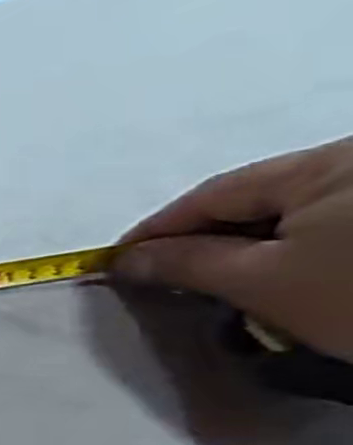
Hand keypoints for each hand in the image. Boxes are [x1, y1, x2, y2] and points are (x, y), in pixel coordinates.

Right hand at [115, 135, 352, 361]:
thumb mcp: (263, 283)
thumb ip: (186, 264)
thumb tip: (128, 259)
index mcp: (330, 161)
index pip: (212, 194)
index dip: (155, 230)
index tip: (115, 263)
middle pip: (260, 197)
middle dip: (207, 238)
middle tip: (167, 279)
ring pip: (304, 210)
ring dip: (257, 245)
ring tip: (231, 283)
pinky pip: (343, 222)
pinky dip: (305, 248)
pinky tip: (297, 276)